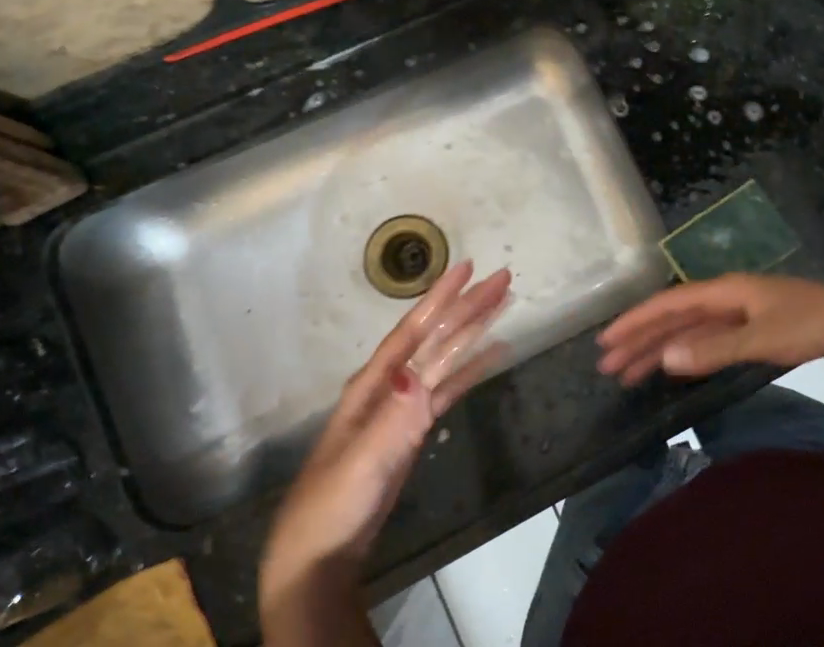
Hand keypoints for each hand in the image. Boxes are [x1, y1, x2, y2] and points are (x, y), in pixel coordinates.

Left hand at [260, 261, 510, 606]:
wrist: (320, 554)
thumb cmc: (332, 506)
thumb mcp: (360, 465)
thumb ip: (391, 421)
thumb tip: (417, 374)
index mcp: (372, 386)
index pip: (412, 332)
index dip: (439, 299)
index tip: (467, 268)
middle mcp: (389, 386)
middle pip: (434, 339)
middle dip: (466, 307)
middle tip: (503, 278)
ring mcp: (403, 408)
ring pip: (445, 359)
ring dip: (473, 331)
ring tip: (504, 303)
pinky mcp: (414, 430)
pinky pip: (449, 389)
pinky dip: (472, 370)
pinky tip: (495, 354)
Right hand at [597, 273, 823, 384]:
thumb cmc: (809, 324)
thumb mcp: (761, 339)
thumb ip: (714, 350)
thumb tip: (665, 358)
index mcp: (723, 291)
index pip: (668, 305)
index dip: (636, 322)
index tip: (606, 341)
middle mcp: (724, 296)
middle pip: (673, 317)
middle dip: (640, 340)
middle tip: (608, 366)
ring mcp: (736, 310)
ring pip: (687, 329)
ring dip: (658, 348)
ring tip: (628, 373)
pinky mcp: (748, 324)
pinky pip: (705, 337)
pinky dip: (685, 351)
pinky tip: (672, 365)